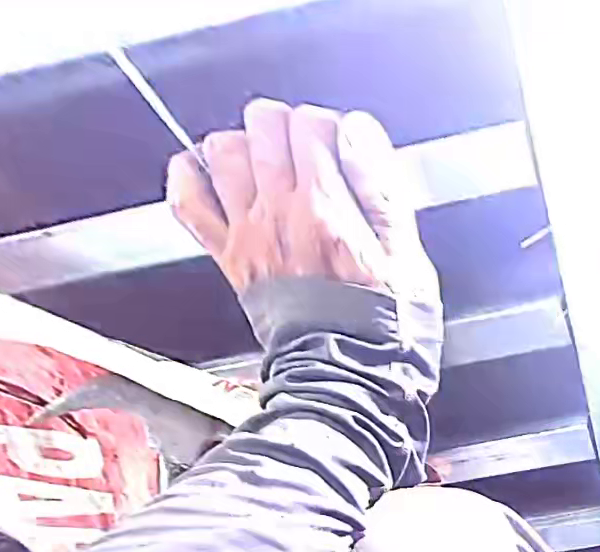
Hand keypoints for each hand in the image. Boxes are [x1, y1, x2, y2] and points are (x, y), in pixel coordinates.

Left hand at [166, 99, 438, 305]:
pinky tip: (214, 176)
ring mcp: (249, 233)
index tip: (352, 155)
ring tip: (274, 166)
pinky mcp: (231, 259)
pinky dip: (192, 176)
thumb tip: (360, 133)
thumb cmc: (386, 330)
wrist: (351, 378)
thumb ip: (384, 193)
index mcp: (328, 210)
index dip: (337, 131)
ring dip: (249, 145)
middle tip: (316, 156)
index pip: (317, 126)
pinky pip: (188, 199)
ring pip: (224, 148)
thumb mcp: (411, 262)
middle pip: (266, 124)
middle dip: (293, 130)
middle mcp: (280, 213)